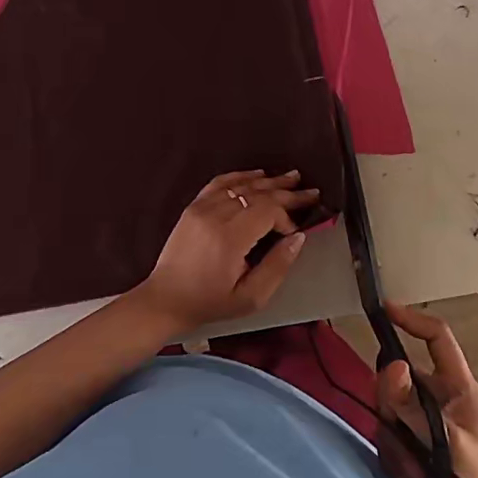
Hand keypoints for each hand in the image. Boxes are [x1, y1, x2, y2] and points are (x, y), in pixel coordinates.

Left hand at [124, 170, 318, 332]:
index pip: (267, 210)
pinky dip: (239, 177)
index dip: (286, 217)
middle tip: (310, 192)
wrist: (166, 298)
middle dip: (286, 193)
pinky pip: (218, 184)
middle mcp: (214, 216)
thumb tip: (298, 237)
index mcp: (229, 238)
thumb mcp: (250, 297)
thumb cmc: (210, 302)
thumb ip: (277, 266)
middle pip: (256, 194)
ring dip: (267, 181)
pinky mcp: (191, 208)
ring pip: (239, 186)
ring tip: (292, 177)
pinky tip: (256, 175)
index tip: (292, 232)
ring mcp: (200, 208)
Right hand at [373, 301, 477, 477]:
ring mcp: (422, 420)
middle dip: (391, 411)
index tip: (381, 309)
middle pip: (395, 376)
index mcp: (459, 390)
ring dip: (392, 441)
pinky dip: (392, 456)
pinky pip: (382, 432)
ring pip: (384, 407)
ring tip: (415, 471)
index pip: (436, 338)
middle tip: (405, 441)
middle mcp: (438, 398)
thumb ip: (412, 406)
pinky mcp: (410, 441)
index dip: (411, 319)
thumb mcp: (444, 447)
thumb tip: (392, 364)